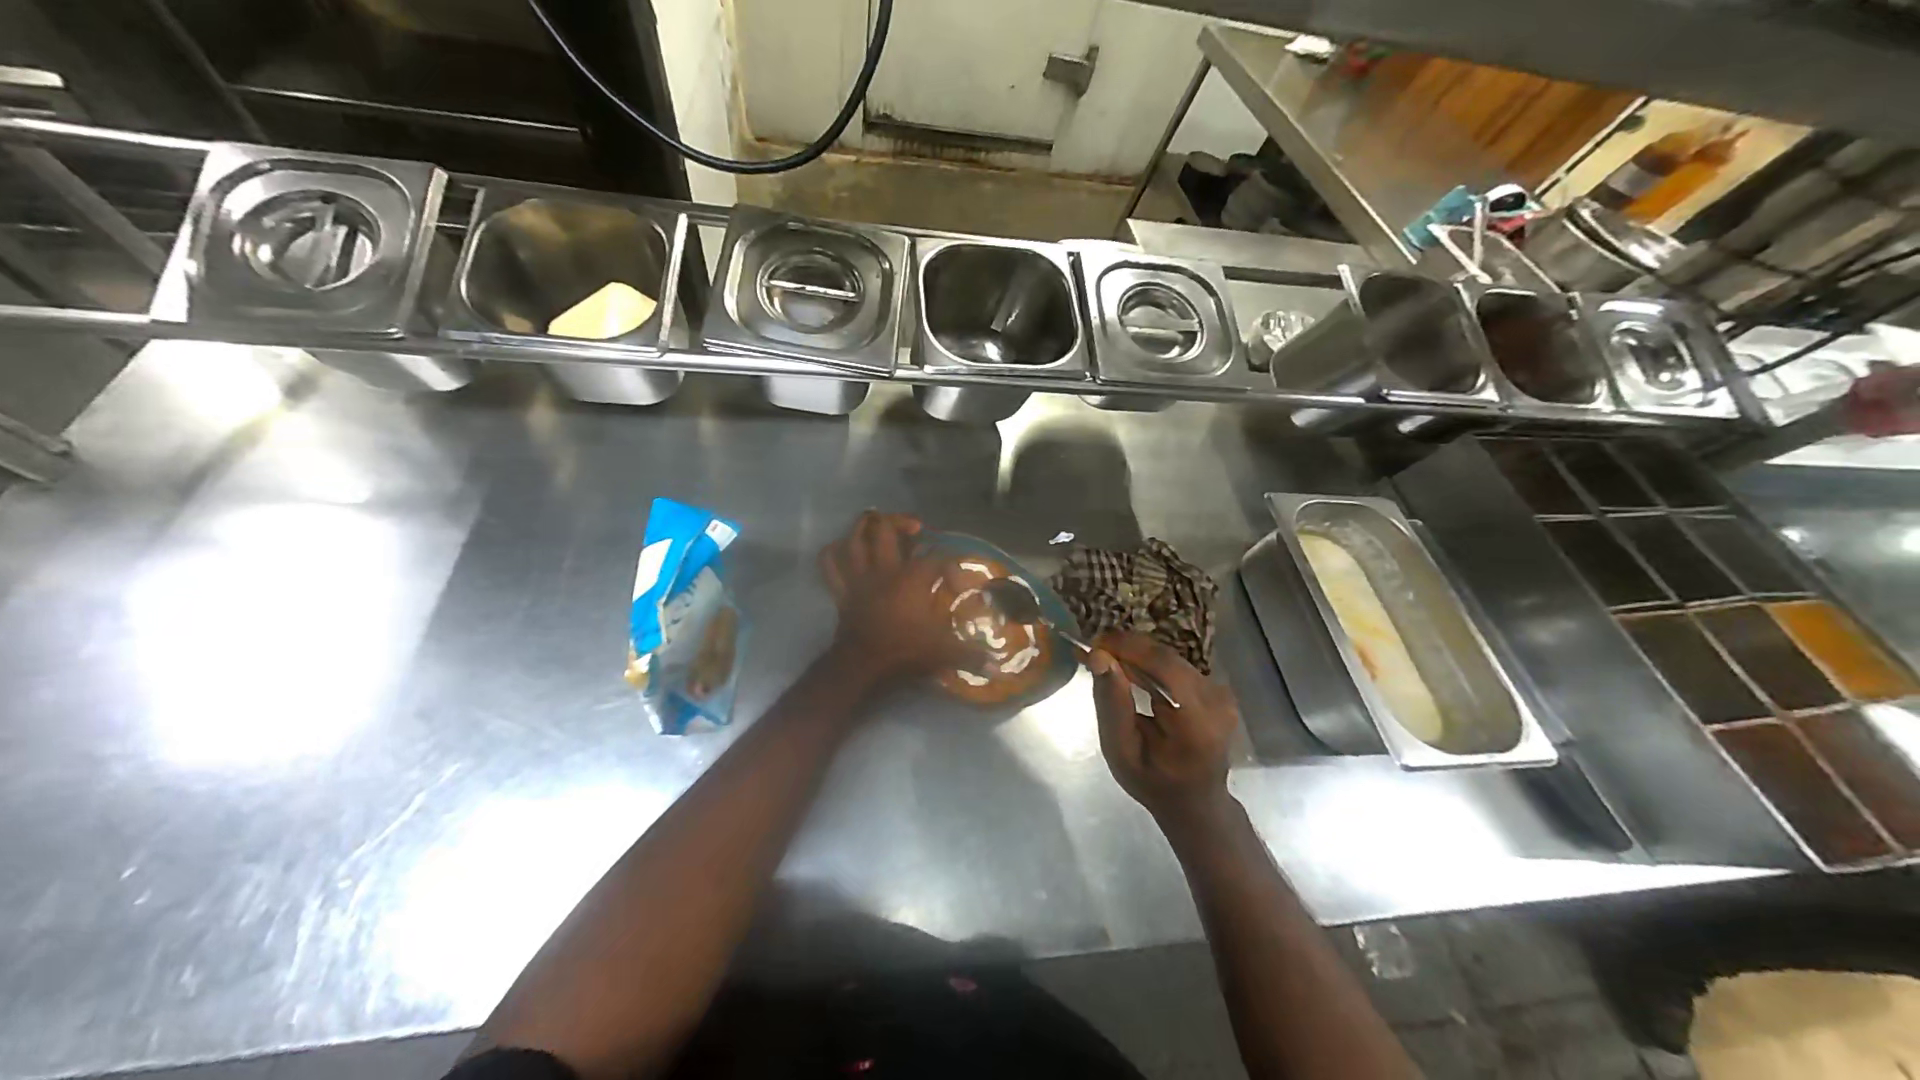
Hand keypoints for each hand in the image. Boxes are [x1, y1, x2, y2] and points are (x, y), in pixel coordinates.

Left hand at [818, 511, 968, 686]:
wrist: (862, 666)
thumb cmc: (904, 652)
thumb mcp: (944, 653)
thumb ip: (970, 655)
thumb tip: (996, 665)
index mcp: (913, 578)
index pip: (937, 558)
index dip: (952, 566)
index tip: (959, 585)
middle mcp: (885, 570)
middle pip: (887, 529)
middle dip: (901, 522)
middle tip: (916, 528)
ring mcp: (860, 578)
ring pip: (855, 539)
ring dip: (864, 526)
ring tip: (877, 522)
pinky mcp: (842, 591)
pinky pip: (829, 565)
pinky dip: (833, 552)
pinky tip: (842, 548)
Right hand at [1088, 633, 1239, 828]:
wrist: (1195, 801)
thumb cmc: (1153, 782)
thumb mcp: (1121, 751)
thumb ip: (1112, 704)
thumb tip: (1099, 656)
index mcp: (1197, 722)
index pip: (1164, 667)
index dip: (1127, 647)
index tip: (1093, 644)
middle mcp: (1216, 701)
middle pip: (1167, 658)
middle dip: (1127, 648)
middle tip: (1092, 651)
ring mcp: (1221, 693)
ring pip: (1171, 658)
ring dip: (1136, 655)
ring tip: (1106, 661)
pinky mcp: (1217, 688)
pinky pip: (1177, 666)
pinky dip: (1150, 664)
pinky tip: (1129, 672)